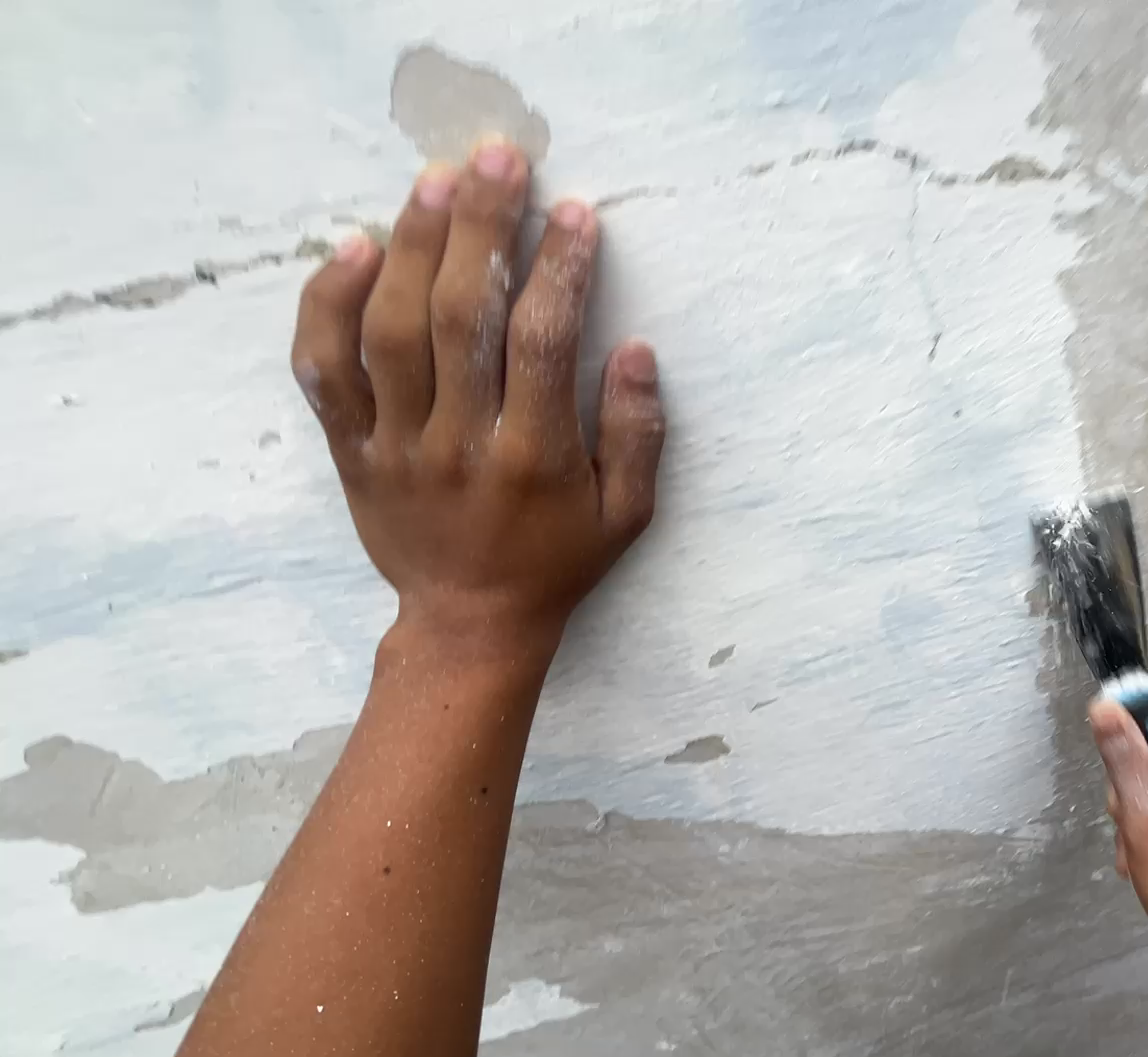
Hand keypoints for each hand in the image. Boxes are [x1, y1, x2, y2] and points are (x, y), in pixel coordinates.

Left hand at [290, 141, 665, 641]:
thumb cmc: (562, 563)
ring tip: (437, 181)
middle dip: (484, 227)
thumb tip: (637, 350)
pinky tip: (355, 248)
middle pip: (463, 315)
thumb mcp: (630, 514)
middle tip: (499, 159)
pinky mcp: (350, 448)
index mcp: (537, 457)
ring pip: (392, 328)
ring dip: (415, 245)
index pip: (546, 342)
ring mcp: (396, 443)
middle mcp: (462, 440)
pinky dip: (330, 302)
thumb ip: (639, 435)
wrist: (472, 621)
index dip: (563, 270)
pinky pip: (324, 368)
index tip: (576, 215)